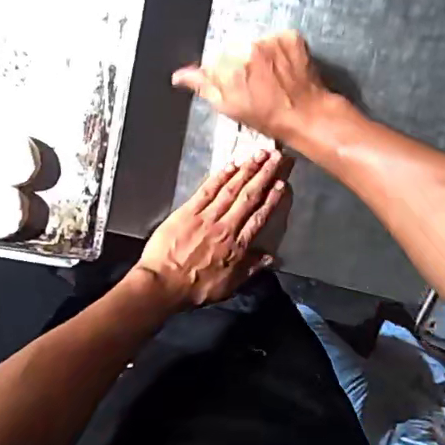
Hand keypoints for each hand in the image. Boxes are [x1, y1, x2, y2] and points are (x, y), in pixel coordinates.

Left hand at [134, 149, 288, 309]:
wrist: (163, 284)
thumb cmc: (195, 289)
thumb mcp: (228, 285)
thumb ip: (250, 269)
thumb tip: (270, 257)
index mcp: (237, 247)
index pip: (258, 218)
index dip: (271, 200)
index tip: (281, 184)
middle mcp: (225, 227)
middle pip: (249, 197)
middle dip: (264, 175)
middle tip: (277, 158)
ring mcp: (206, 217)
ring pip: (231, 190)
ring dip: (247, 171)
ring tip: (259, 155)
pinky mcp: (187, 212)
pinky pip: (207, 190)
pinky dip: (220, 177)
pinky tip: (231, 165)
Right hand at [171, 31, 343, 146]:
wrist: (307, 114)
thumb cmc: (267, 117)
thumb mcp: (228, 107)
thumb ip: (203, 86)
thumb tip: (179, 76)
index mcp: (228, 67)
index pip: (214, 61)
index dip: (224, 74)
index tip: (237, 85)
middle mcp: (247, 48)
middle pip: (234, 49)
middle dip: (241, 63)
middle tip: (256, 83)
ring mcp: (271, 40)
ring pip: (255, 43)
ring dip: (260, 56)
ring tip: (272, 77)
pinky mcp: (290, 36)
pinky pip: (275, 39)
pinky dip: (278, 51)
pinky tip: (283, 68)